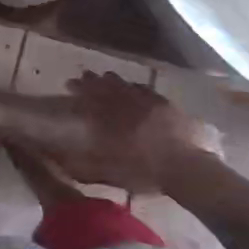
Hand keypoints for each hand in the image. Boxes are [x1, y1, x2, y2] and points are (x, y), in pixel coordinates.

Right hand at [14, 71, 217, 193]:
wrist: (186, 168)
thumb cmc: (144, 172)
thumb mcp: (109, 173)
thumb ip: (84, 166)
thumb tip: (61, 161)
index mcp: (110, 120)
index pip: (89, 98)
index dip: (79, 90)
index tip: (69, 82)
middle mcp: (125, 105)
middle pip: (106, 87)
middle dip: (93, 81)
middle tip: (84, 75)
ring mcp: (147, 103)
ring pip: (125, 85)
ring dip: (113, 80)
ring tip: (104, 75)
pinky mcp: (165, 105)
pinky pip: (146, 90)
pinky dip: (136, 86)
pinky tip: (133, 86)